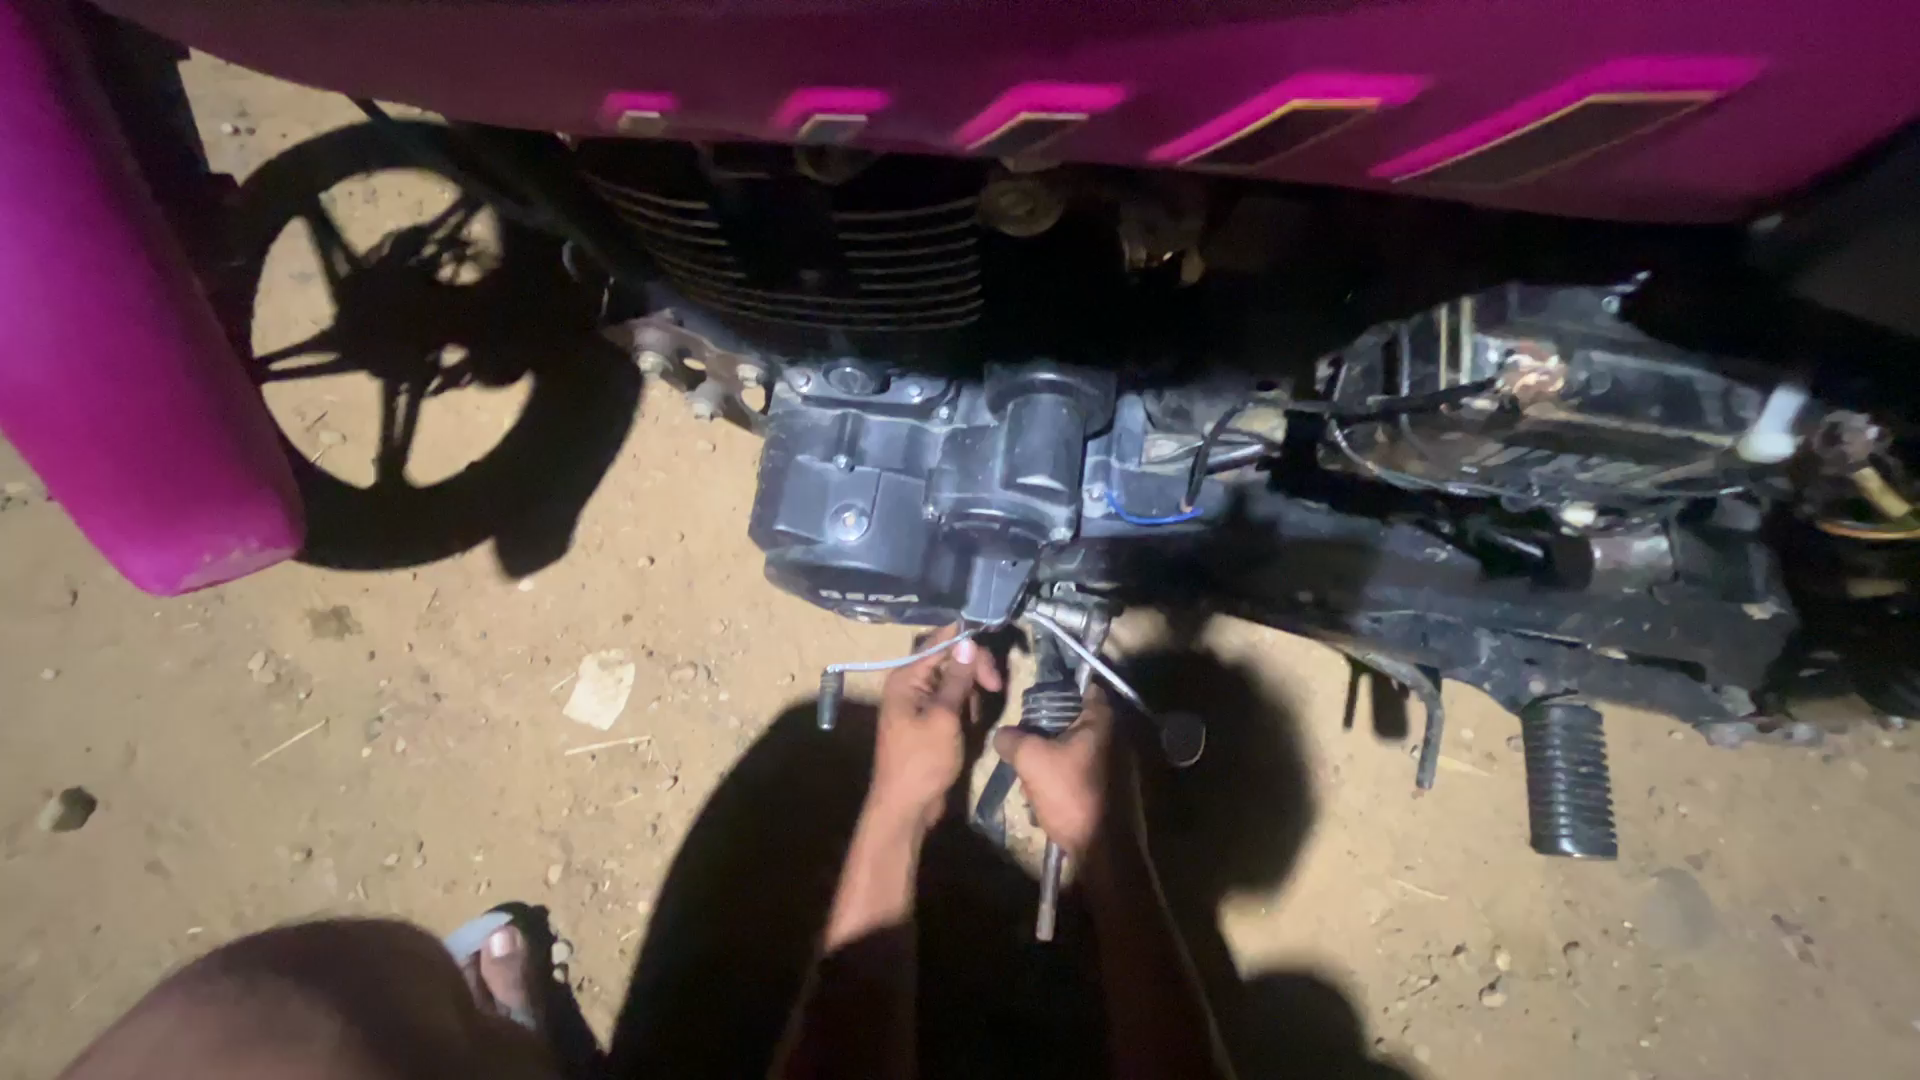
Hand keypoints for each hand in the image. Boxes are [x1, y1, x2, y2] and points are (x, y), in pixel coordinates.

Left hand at [868, 625, 1003, 831]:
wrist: (907, 807)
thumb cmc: (922, 761)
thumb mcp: (944, 717)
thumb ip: (957, 678)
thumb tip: (967, 641)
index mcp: (906, 676)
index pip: (941, 641)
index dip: (969, 639)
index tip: (996, 647)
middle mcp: (911, 682)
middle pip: (950, 657)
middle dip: (974, 668)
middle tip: (995, 687)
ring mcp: (920, 700)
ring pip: (955, 678)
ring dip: (971, 691)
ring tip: (974, 717)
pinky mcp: (929, 717)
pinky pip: (953, 699)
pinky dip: (966, 706)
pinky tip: (970, 724)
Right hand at [992, 684, 1121, 857]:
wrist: (1103, 850)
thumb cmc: (1071, 794)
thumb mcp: (1031, 760)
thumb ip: (1012, 739)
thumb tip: (1002, 734)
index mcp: (1102, 722)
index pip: (1085, 688)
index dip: (1060, 688)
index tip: (1036, 699)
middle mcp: (1116, 738)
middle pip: (1076, 721)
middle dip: (1048, 730)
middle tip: (1025, 739)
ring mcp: (1117, 766)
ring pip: (1076, 749)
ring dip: (1053, 758)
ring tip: (1030, 774)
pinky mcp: (1113, 790)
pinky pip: (1083, 772)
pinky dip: (1064, 777)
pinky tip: (1045, 796)